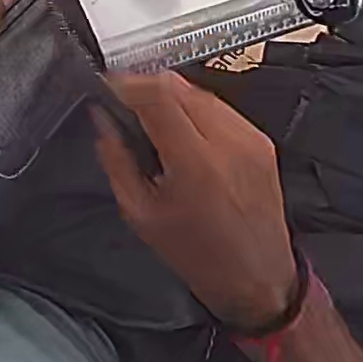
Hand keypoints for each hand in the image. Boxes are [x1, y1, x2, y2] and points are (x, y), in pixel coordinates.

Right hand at [94, 72, 296, 329]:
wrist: (258, 278)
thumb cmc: (197, 253)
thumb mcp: (139, 212)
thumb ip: (116, 158)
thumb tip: (102, 118)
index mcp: (195, 163)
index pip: (157, 94)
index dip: (125, 83)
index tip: (107, 87)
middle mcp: (228, 143)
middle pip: (175, 84)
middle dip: (142, 86)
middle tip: (123, 102)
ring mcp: (249, 138)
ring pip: (195, 90)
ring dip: (166, 95)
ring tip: (150, 119)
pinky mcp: (260, 140)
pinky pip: (216, 106)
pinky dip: (191, 108)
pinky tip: (180, 130)